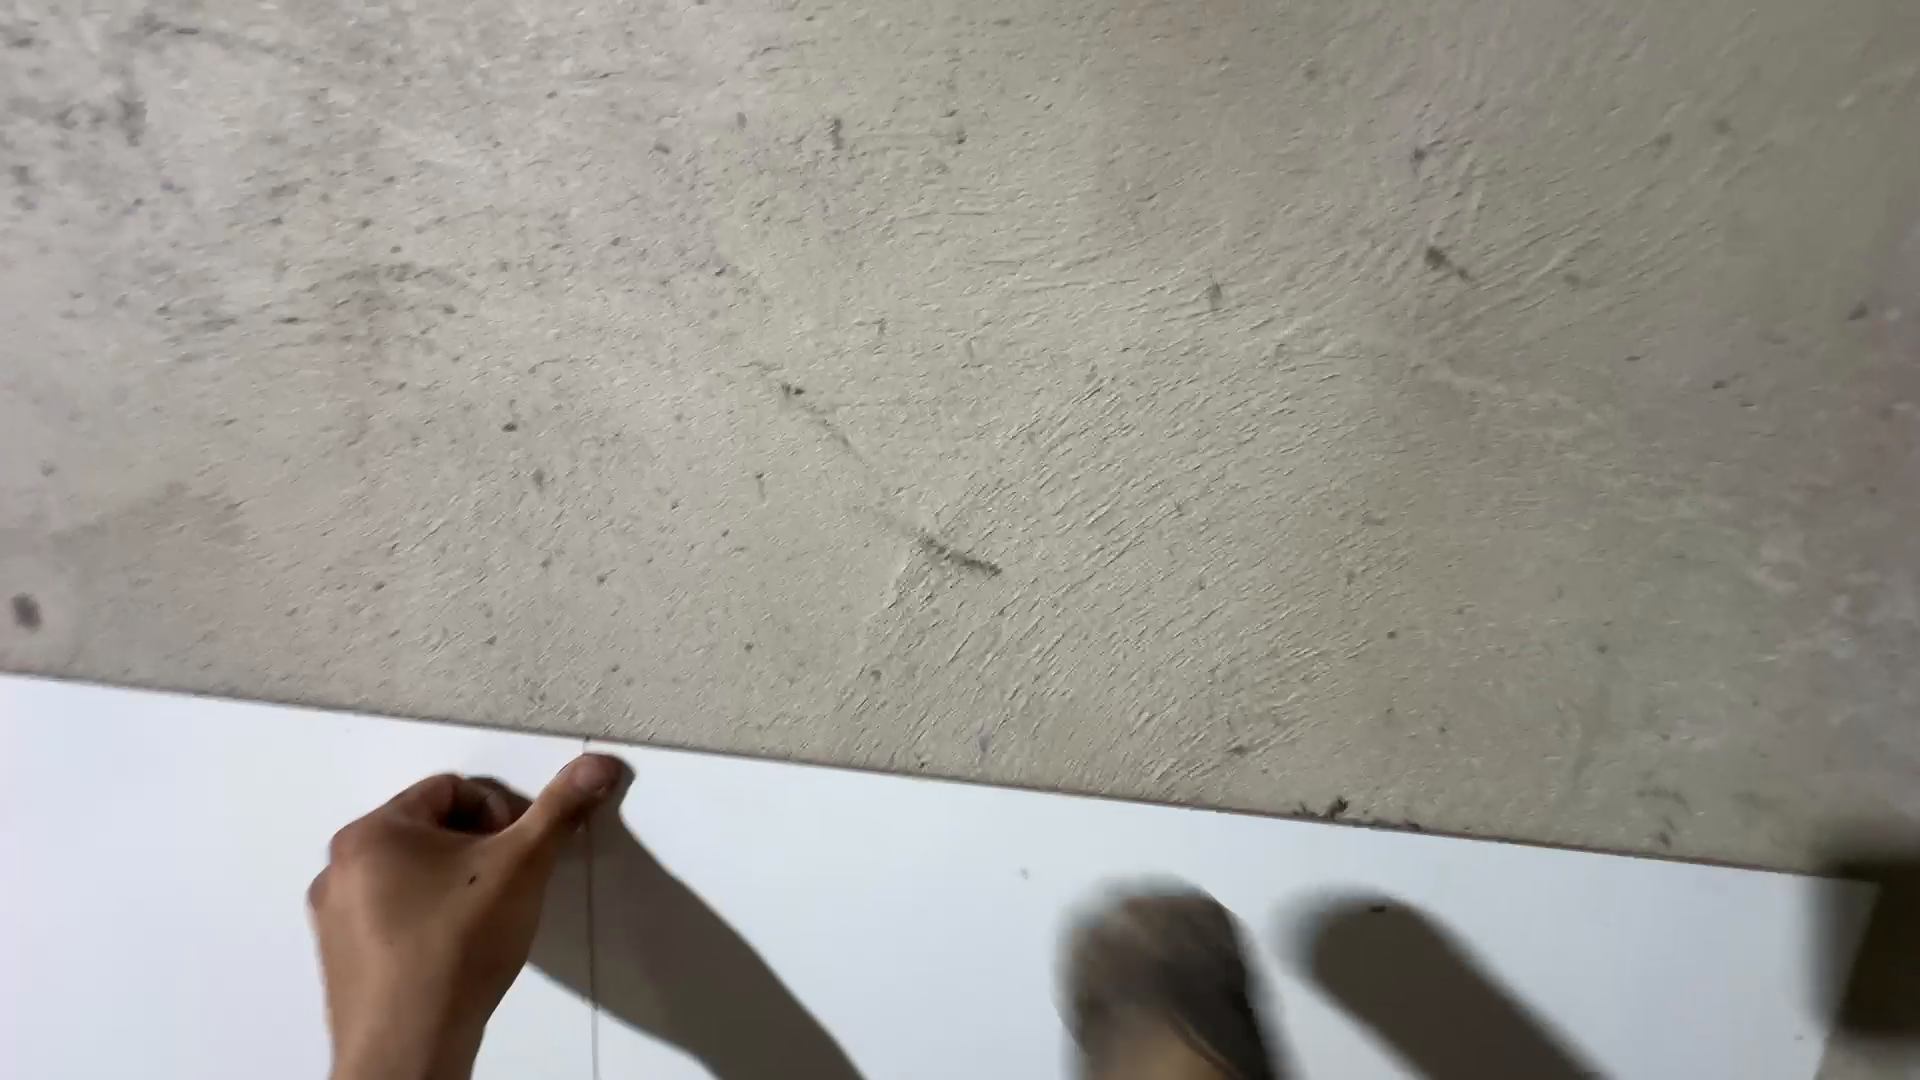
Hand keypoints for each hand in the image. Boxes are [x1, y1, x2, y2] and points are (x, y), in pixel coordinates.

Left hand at [308, 754, 623, 1079]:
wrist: (409, 1051)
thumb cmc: (460, 942)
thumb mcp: (524, 861)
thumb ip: (561, 806)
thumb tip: (598, 763)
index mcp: (372, 833)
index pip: (453, 788)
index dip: (499, 811)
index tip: (516, 851)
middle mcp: (339, 867)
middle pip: (434, 826)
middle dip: (481, 844)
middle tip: (507, 879)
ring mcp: (332, 916)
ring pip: (416, 867)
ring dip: (459, 876)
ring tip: (486, 913)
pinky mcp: (340, 956)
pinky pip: (396, 906)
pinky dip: (433, 910)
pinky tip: (458, 942)